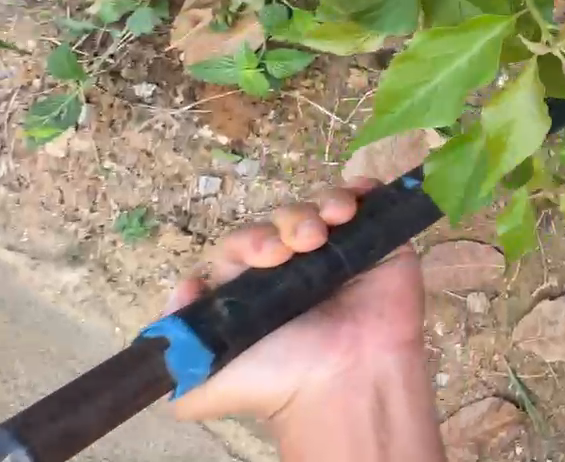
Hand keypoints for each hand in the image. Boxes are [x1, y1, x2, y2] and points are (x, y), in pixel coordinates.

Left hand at [165, 180, 426, 427]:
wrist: (346, 373)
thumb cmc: (277, 378)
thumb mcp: (200, 381)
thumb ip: (176, 346)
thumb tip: (187, 286)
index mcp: (255, 288)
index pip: (240, 245)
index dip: (248, 241)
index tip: (265, 255)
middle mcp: (297, 265)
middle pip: (282, 219)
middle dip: (286, 223)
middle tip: (298, 246)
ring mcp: (342, 249)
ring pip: (324, 205)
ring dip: (322, 205)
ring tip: (331, 226)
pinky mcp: (382, 240)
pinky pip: (371, 200)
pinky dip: (362, 188)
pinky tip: (356, 200)